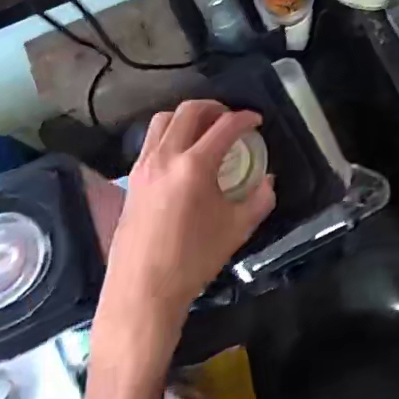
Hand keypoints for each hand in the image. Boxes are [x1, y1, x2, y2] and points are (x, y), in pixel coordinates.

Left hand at [102, 101, 274, 320]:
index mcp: (195, 166)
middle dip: (215, 107)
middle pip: (189, 110)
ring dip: (187, 116)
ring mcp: (144, 166)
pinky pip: (150, 141)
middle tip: (231, 119)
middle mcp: (166, 157)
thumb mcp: (237, 229)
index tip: (257, 121)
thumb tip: (268, 180)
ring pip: (163, 120)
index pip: (225, 126)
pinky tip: (182, 156)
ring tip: (204, 130)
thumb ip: (259, 199)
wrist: (143, 291)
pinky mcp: (131, 180)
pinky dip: (170, 135)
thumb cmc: (194, 260)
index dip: (245, 118)